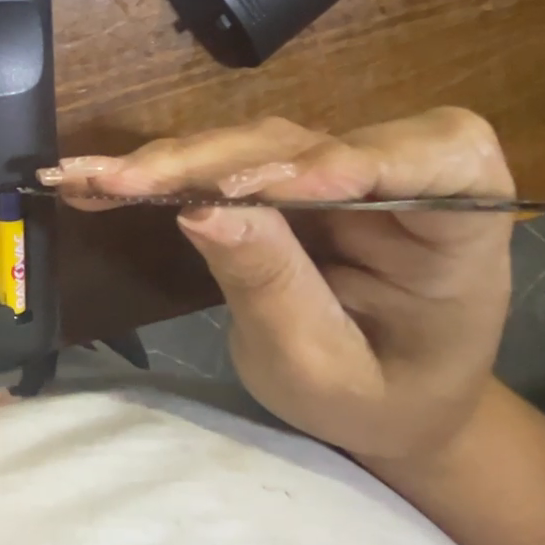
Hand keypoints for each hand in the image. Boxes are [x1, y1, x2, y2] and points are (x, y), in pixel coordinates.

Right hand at [40, 108, 514, 463]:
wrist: (378, 403)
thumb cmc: (375, 400)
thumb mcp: (324, 367)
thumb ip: (271, 286)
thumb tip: (200, 209)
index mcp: (453, 235)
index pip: (441, 159)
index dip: (363, 156)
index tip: (287, 184)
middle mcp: (391, 185)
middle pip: (304, 141)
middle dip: (212, 162)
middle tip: (127, 183)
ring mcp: (327, 175)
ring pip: (247, 142)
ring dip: (169, 161)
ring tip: (91, 179)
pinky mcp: (276, 180)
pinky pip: (215, 162)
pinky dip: (154, 171)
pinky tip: (93, 181)